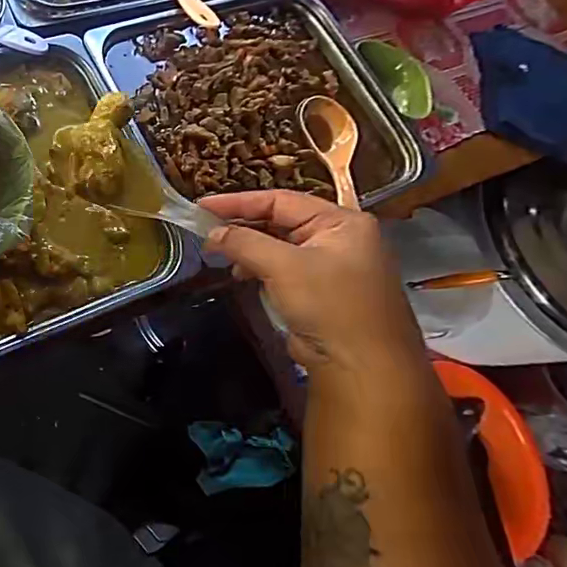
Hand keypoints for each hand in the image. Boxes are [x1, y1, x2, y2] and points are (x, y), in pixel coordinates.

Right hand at [200, 190, 422, 370]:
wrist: (363, 366)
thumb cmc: (329, 306)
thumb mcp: (283, 267)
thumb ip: (244, 243)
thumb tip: (212, 233)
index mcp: (342, 222)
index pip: (281, 200)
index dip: (238, 202)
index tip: (202, 205)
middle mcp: (340, 237)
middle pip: (281, 221)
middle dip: (243, 226)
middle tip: (206, 229)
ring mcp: (333, 265)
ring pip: (280, 245)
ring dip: (249, 248)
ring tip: (220, 255)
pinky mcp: (322, 290)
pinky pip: (284, 267)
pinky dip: (261, 267)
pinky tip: (242, 275)